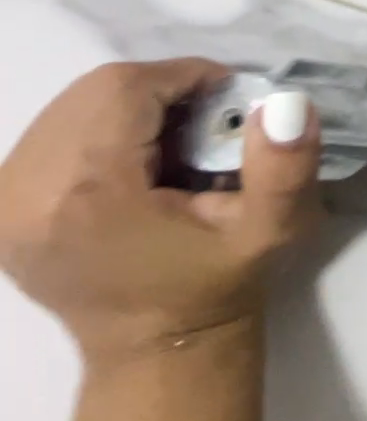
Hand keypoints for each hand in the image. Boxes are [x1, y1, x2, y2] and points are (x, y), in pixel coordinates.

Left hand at [0, 59, 321, 361]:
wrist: (158, 344)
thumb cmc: (221, 282)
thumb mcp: (275, 228)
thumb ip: (285, 164)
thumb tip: (284, 105)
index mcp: (87, 192)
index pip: (124, 88)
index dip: (188, 76)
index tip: (236, 99)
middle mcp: (21, 189)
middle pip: (91, 91)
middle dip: (163, 90)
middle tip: (214, 122)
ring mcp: (0, 198)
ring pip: (69, 107)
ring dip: (135, 108)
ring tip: (182, 144)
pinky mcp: (0, 204)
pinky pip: (52, 133)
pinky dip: (107, 128)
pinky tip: (145, 161)